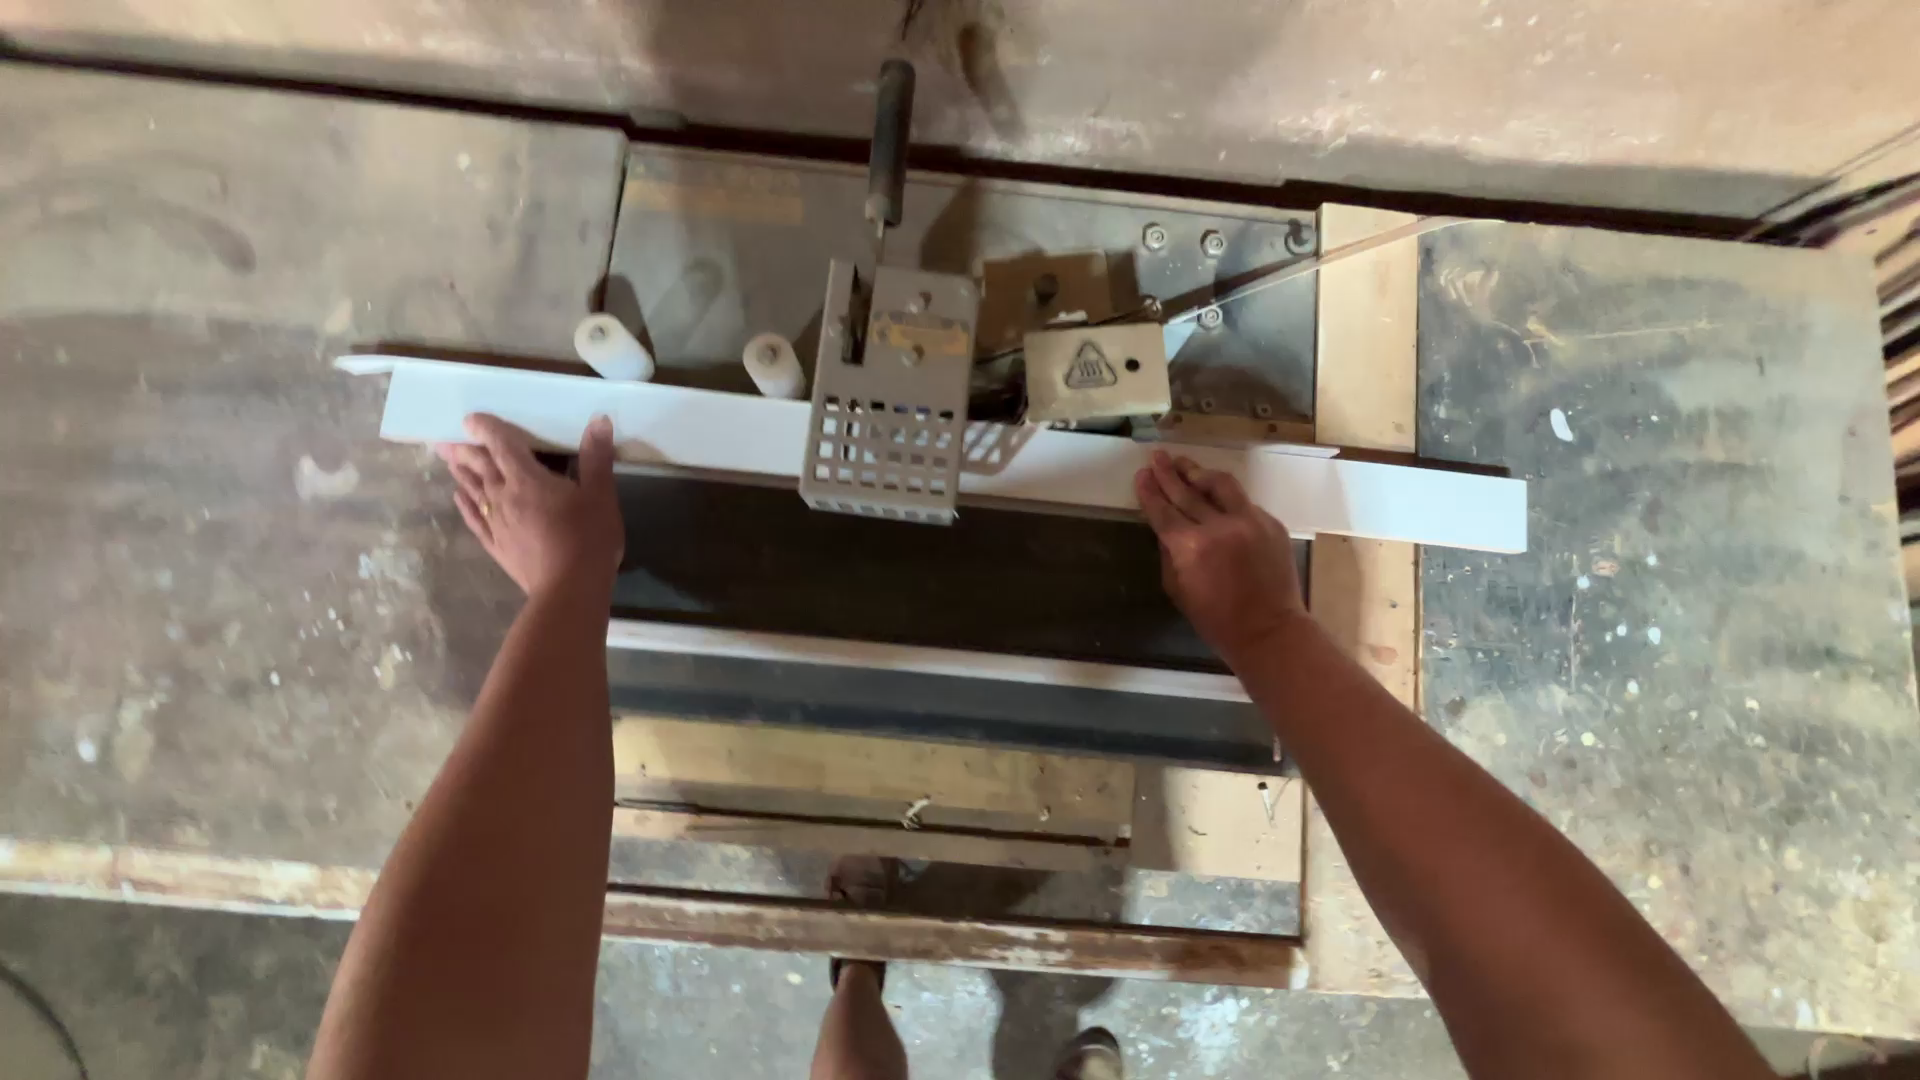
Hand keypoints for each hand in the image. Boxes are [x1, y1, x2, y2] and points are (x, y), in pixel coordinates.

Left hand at [435, 414, 623, 597]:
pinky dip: (464, 505)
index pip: (501, 445)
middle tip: (447, 439)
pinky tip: (459, 498)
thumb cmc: (589, 538)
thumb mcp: (601, 495)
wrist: (570, 587)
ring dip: (460, 473)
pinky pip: (474, 519)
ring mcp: (496, 522)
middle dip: (464, 450)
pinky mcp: (496, 544)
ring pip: (472, 490)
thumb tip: (598, 419)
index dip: (487, 428)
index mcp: (528, 479)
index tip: (472, 418)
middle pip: (479, 466)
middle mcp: (504, 496)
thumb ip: (596, 457)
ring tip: (449, 460)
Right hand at [1135, 450, 1308, 664]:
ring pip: (1220, 484)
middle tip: (1157, 457)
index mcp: (1190, 547)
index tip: (1141, 474)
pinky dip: (1225, 497)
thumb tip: (1166, 529)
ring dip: (1199, 472)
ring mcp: (1249, 521)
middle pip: (1187, 491)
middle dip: (1169, 473)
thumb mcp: (1177, 589)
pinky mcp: (1270, 523)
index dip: (1149, 491)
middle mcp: (1219, 526)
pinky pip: (1242, 502)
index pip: (1163, 511)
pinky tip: (1215, 496)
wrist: (1269, 631)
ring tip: (1184, 465)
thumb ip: (1168, 553)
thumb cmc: (1215, 619)